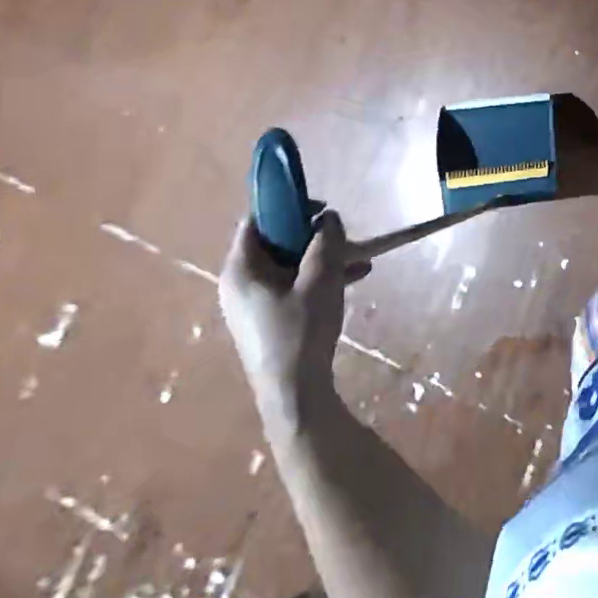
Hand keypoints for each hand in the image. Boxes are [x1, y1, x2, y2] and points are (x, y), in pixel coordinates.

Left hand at [219, 210, 371, 436]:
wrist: (293, 391)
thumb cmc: (301, 330)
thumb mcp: (321, 280)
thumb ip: (325, 243)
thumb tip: (328, 217)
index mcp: (241, 270)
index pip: (255, 221)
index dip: (286, 207)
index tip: (320, 207)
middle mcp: (240, 283)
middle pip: (275, 242)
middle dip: (312, 235)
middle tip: (343, 236)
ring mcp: (253, 302)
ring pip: (289, 264)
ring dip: (322, 256)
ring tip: (358, 259)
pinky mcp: (268, 317)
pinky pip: (293, 284)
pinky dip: (319, 277)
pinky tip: (354, 278)